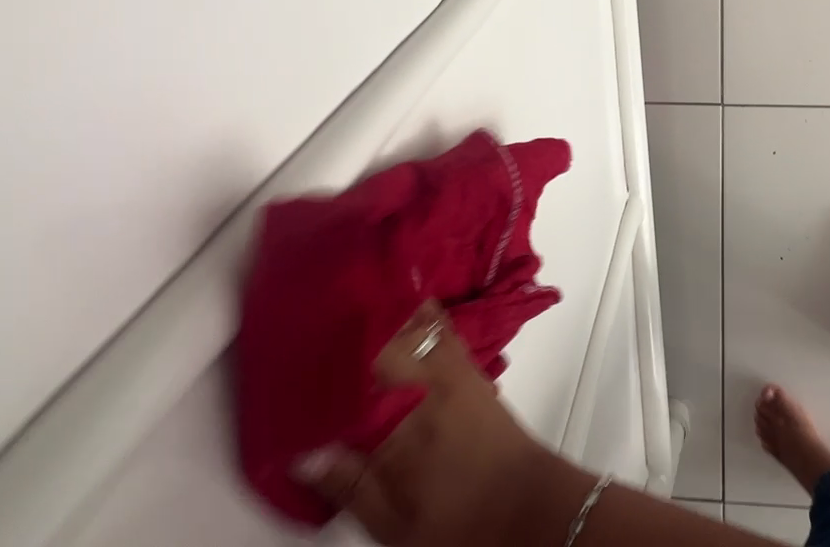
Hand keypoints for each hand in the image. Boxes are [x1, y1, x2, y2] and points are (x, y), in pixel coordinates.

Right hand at [293, 301, 581, 545]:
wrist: (530, 506)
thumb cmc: (463, 520)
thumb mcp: (395, 521)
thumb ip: (350, 484)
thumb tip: (304, 454)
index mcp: (403, 419)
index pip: (353, 376)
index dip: (325, 363)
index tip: (299, 354)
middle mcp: (428, 383)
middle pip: (384, 338)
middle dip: (352, 327)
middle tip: (321, 322)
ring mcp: (454, 372)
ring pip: (416, 325)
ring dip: (387, 314)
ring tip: (356, 307)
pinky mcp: (472, 372)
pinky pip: (442, 330)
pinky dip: (422, 317)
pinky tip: (406, 314)